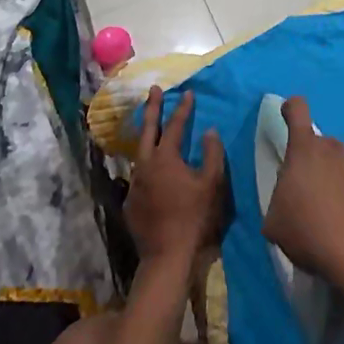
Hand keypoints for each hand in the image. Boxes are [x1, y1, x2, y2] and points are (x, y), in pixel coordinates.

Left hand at [125, 87, 226, 266]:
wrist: (166, 254)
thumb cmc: (194, 216)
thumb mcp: (212, 183)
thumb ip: (213, 153)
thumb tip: (210, 131)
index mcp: (166, 158)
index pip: (175, 126)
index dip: (183, 108)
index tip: (188, 92)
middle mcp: (145, 165)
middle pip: (148, 130)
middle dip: (152, 108)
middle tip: (154, 90)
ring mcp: (135, 183)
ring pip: (139, 151)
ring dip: (146, 134)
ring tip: (151, 124)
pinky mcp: (130, 200)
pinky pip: (138, 173)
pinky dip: (145, 162)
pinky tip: (152, 166)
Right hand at [261, 97, 343, 300]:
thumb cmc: (309, 232)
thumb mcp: (273, 221)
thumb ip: (278, 198)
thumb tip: (290, 198)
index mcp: (305, 150)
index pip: (297, 109)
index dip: (290, 108)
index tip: (287, 115)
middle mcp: (333, 148)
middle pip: (317, 145)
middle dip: (309, 163)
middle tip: (304, 196)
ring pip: (337, 162)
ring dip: (330, 178)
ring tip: (327, 215)